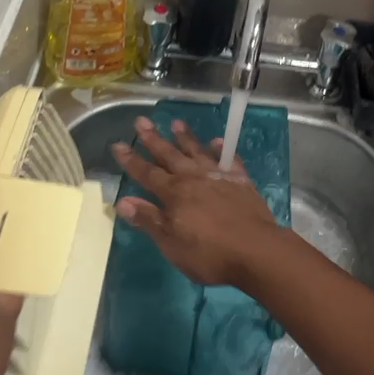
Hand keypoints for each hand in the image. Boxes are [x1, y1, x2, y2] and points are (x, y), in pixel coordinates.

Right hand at [110, 116, 294, 287]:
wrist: (255, 249)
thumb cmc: (209, 253)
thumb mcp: (171, 243)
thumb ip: (149, 220)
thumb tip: (122, 201)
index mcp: (174, 194)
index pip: (147, 174)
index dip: (131, 161)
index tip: (118, 145)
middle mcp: (193, 178)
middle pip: (170, 155)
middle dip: (153, 139)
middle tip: (141, 121)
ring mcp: (218, 177)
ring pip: (197, 151)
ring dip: (185, 138)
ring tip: (176, 123)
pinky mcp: (240, 181)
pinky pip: (228, 159)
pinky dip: (221, 149)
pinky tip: (217, 142)